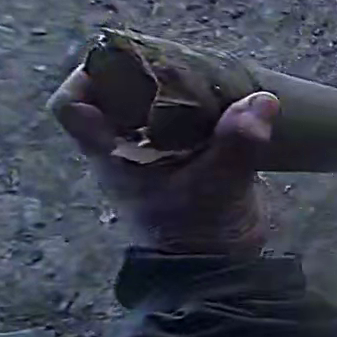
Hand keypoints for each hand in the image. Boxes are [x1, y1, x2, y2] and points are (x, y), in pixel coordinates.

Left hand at [49, 67, 278, 255]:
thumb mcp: (217, 186)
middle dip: (146, 77)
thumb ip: (237, 142)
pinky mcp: (191, 166)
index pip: (73, 108)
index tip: (125, 62)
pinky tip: (228, 104)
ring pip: (156, 111)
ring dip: (179, 94)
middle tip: (181, 63)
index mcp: (115, 157)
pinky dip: (204, 114)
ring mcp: (160, 160)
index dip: (87, 77)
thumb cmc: (200, 234)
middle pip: (119, 99)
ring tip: (209, 77)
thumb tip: (263, 100)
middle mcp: (129, 153)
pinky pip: (189, 129)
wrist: (223, 274)